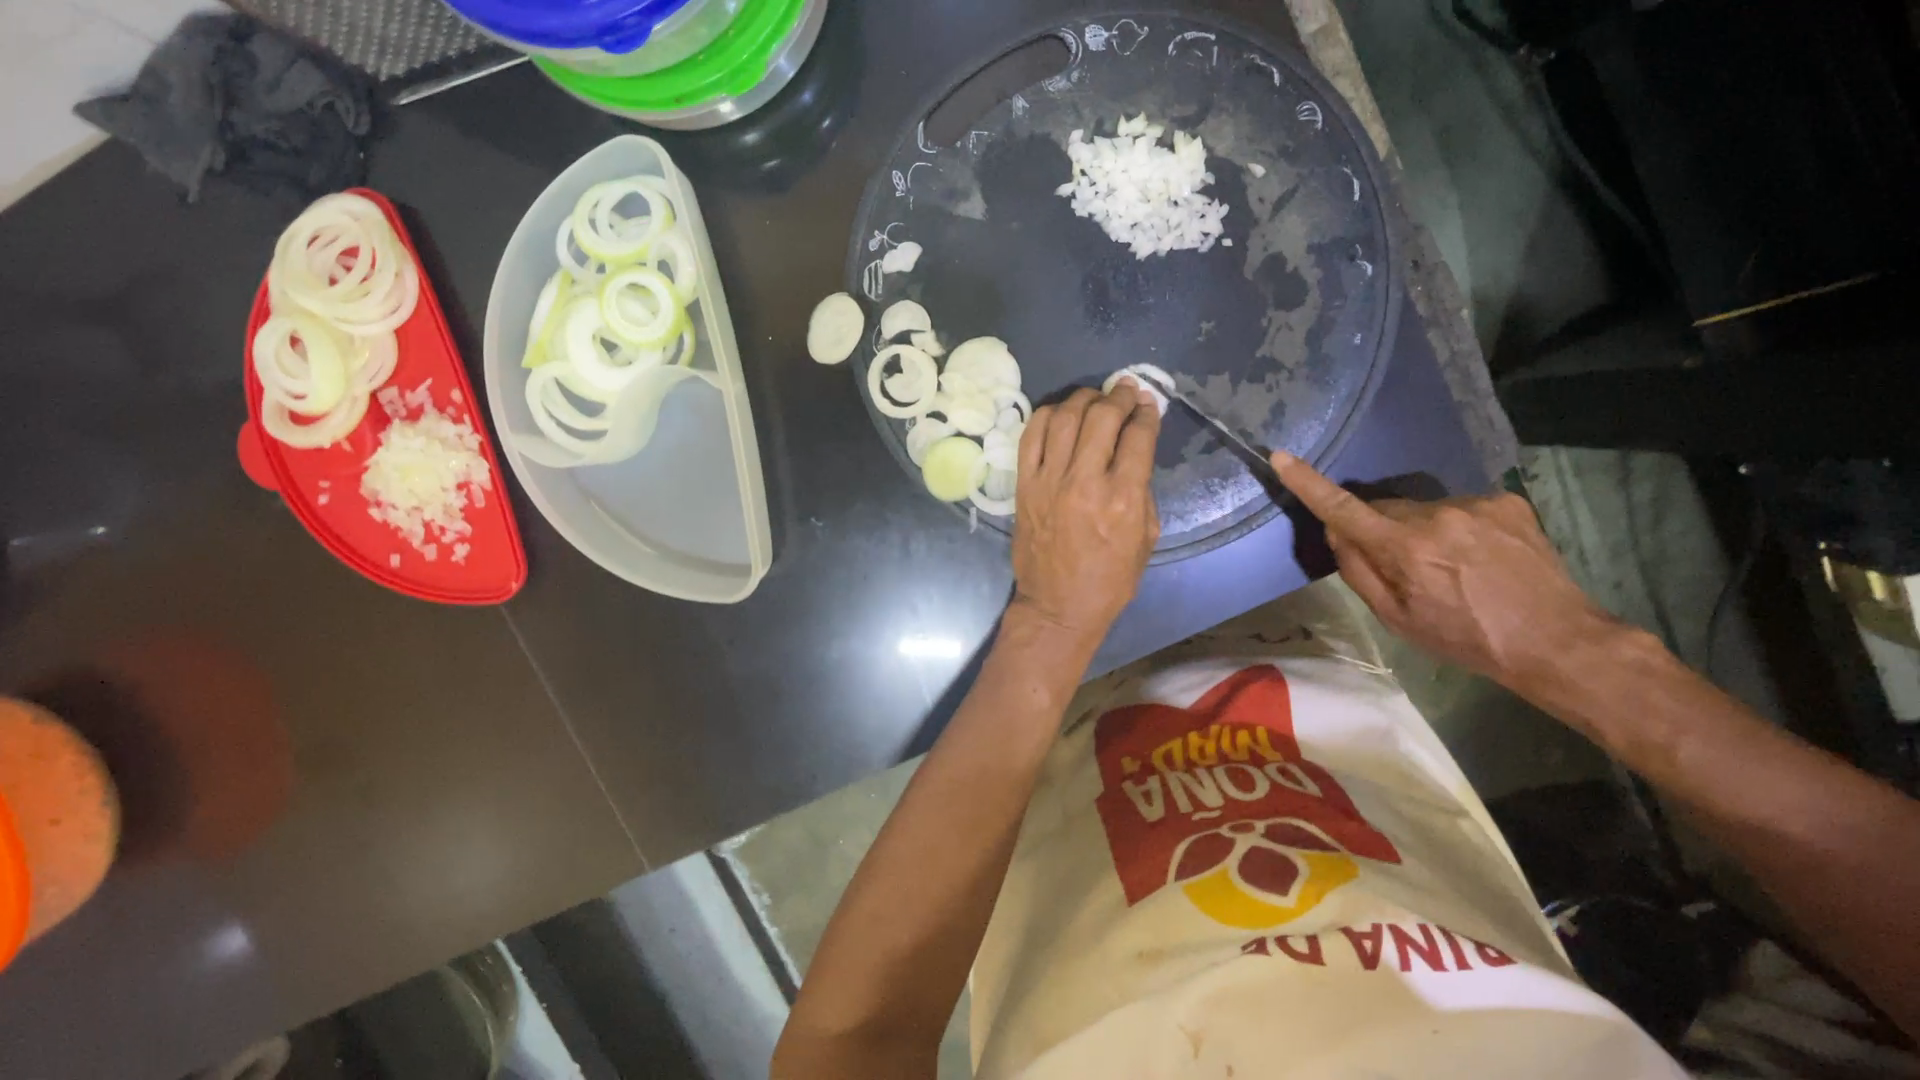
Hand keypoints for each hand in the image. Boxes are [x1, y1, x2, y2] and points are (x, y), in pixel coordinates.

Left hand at [1010, 382, 1161, 641]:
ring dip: (1083, 399)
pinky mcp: (1024, 486)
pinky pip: (1031, 436)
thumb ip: (1142, 491)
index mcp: (1123, 499)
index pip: (1138, 437)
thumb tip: (1134, 453)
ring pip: (1064, 418)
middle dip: (1118, 396)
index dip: (1146, 413)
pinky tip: (1060, 412)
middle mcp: (1085, 482)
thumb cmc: (1110, 579)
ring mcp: (1049, 481)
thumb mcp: (1146, 538)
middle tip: (1125, 390)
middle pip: (1102, 418)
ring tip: (1095, 397)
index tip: (1148, 404)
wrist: (1059, 606)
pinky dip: (1046, 416)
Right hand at [1270, 452, 1617, 686]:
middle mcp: (1436, 515)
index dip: (1309, 483)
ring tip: (1453, 568)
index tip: (1282, 457)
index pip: (1343, 508)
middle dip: (1381, 530)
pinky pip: (1461, 508)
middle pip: (1385, 510)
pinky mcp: (1506, 502)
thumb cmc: (1465, 639)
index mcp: (1404, 548)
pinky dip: (1458, 527)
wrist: (1555, 639)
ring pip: (1424, 510)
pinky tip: (1481, 557)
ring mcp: (1475, 504)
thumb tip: (1335, 532)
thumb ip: (1359, 572)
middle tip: (1404, 569)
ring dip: (1423, 530)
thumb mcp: (1397, 619)